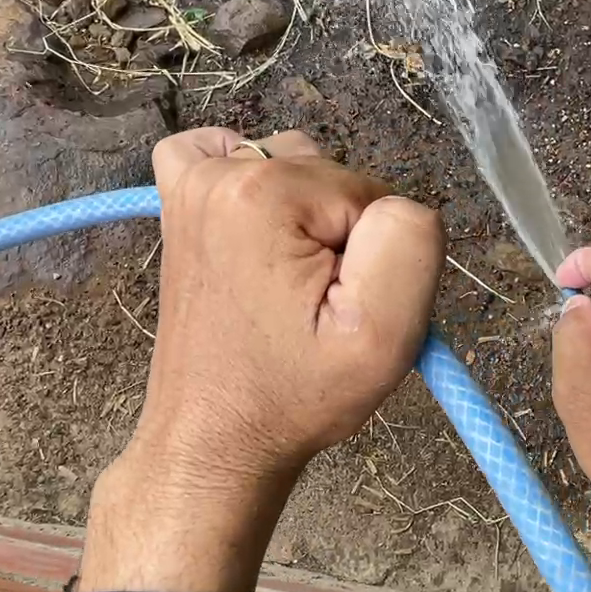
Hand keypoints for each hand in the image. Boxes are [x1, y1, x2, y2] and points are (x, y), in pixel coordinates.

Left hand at [79, 128, 444, 591]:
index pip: (373, 195)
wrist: (215, 439)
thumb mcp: (383, 334)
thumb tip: (398, 203)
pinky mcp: (179, 203)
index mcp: (265, 193)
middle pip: (336, 177)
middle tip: (319, 302)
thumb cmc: (297, 394)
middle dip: (346, 234)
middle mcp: (219, 173)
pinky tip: (259, 225)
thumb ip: (411, 240)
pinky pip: (223, 152)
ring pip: (299, 168)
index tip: (344, 306)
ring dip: (309, 216)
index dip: (375, 253)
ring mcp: (191, 185)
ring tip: (290, 282)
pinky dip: (250, 178)